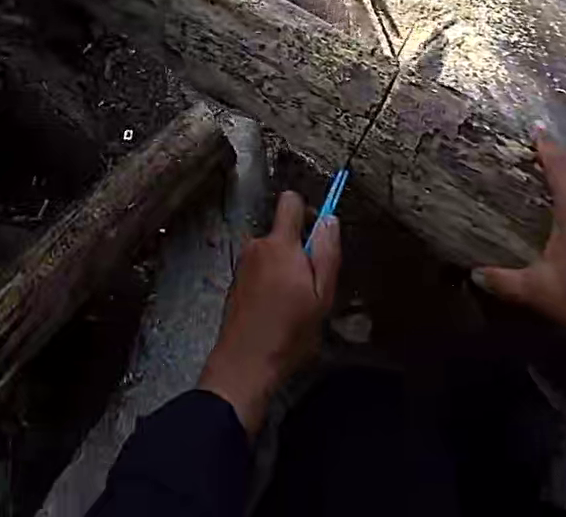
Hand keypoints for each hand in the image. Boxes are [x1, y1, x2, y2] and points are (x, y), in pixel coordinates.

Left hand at [198, 190, 340, 434]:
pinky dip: (271, 279)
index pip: (290, 201)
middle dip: (300, 248)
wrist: (244, 364)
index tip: (318, 233)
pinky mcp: (236, 278)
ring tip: (294, 302)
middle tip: (311, 282)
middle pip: (284, 230)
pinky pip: (261, 266)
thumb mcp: (321, 296)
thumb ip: (327, 252)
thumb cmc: (288, 332)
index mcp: (280, 244)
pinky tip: (276, 308)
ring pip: (274, 251)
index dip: (307, 209)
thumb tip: (329, 218)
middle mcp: (257, 245)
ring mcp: (244, 261)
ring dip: (285, 266)